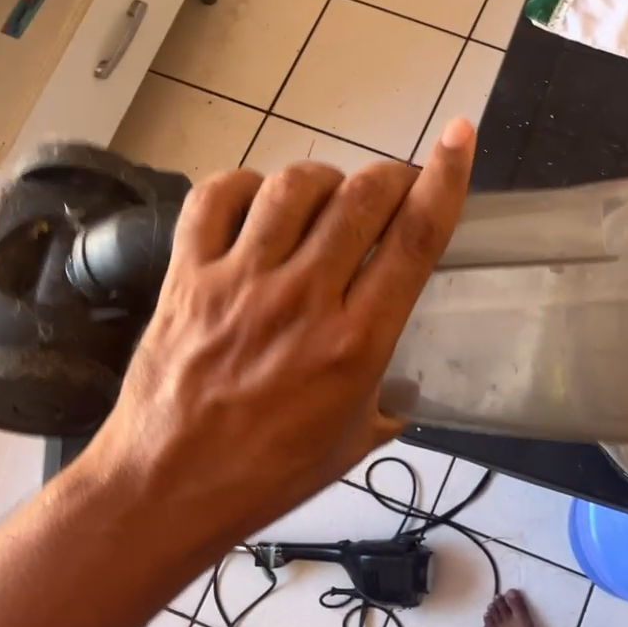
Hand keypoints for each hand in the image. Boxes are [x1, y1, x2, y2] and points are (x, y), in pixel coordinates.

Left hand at [75, 120, 475, 557]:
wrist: (168, 487)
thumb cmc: (270, 474)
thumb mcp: (356, 440)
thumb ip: (391, 395)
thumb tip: (405, 377)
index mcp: (357, 343)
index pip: (415, 239)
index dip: (446, 179)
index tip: (459, 138)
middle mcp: (304, 298)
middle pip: (362, 197)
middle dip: (391, 177)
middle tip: (394, 190)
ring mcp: (240, 280)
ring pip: (295, 185)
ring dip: (326, 179)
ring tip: (330, 200)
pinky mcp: (188, 275)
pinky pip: (217, 197)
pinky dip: (247, 185)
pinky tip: (260, 204)